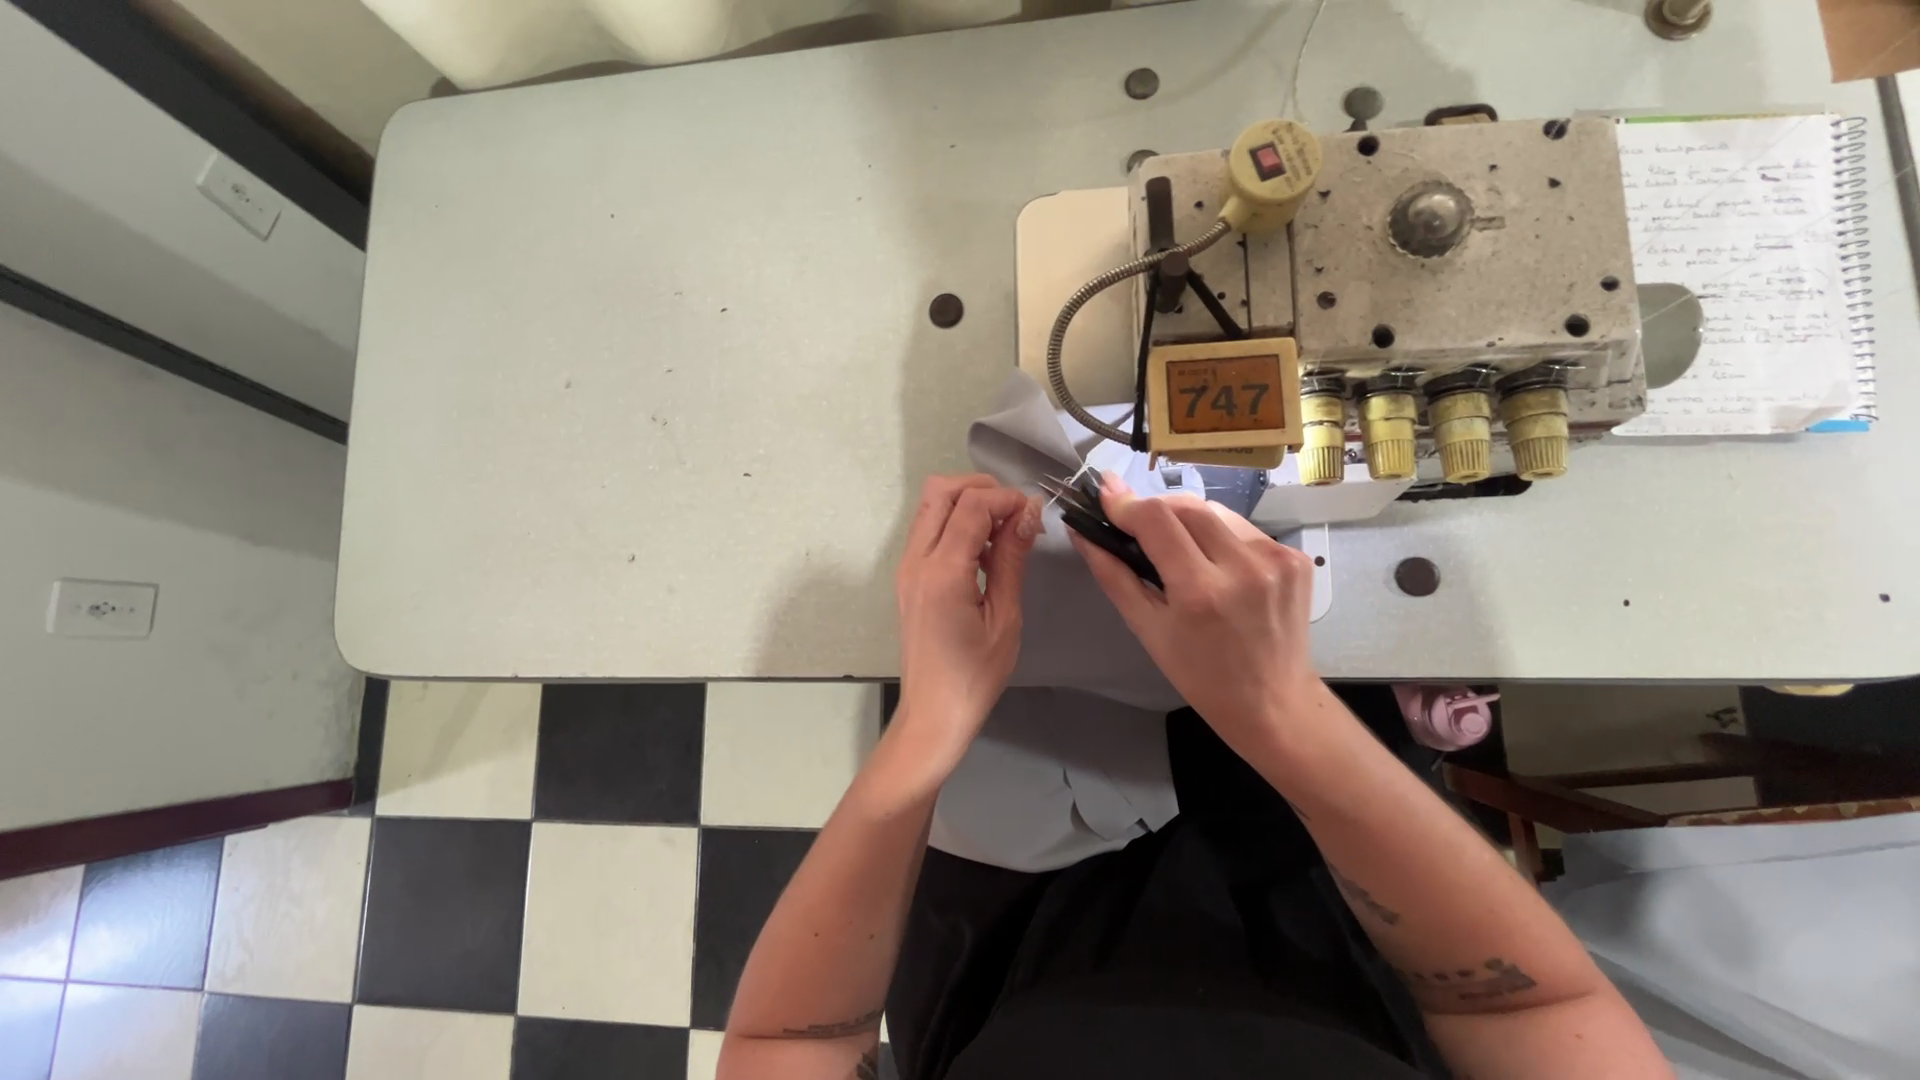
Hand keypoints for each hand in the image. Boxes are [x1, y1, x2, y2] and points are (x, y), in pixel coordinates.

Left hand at [894, 474, 1040, 761]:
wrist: (933, 713)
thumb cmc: (975, 675)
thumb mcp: (1005, 617)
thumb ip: (1011, 559)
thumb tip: (1027, 513)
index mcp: (942, 572)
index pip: (971, 505)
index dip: (1007, 498)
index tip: (1034, 514)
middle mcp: (916, 561)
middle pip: (941, 491)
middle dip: (982, 489)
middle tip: (1016, 514)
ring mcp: (906, 567)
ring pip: (931, 506)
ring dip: (967, 505)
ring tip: (1003, 534)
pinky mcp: (908, 577)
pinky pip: (929, 531)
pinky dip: (956, 525)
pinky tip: (984, 554)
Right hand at [1070, 470, 1318, 752]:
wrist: (1273, 702)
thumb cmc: (1200, 675)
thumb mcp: (1148, 630)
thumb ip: (1113, 575)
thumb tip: (1083, 532)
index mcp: (1200, 592)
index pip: (1157, 519)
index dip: (1126, 503)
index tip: (1106, 495)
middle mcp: (1243, 567)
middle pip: (1186, 507)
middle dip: (1155, 508)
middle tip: (1134, 521)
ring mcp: (1276, 559)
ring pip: (1217, 512)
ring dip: (1187, 520)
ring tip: (1176, 547)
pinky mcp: (1296, 557)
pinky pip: (1244, 529)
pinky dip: (1220, 535)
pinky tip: (1215, 562)